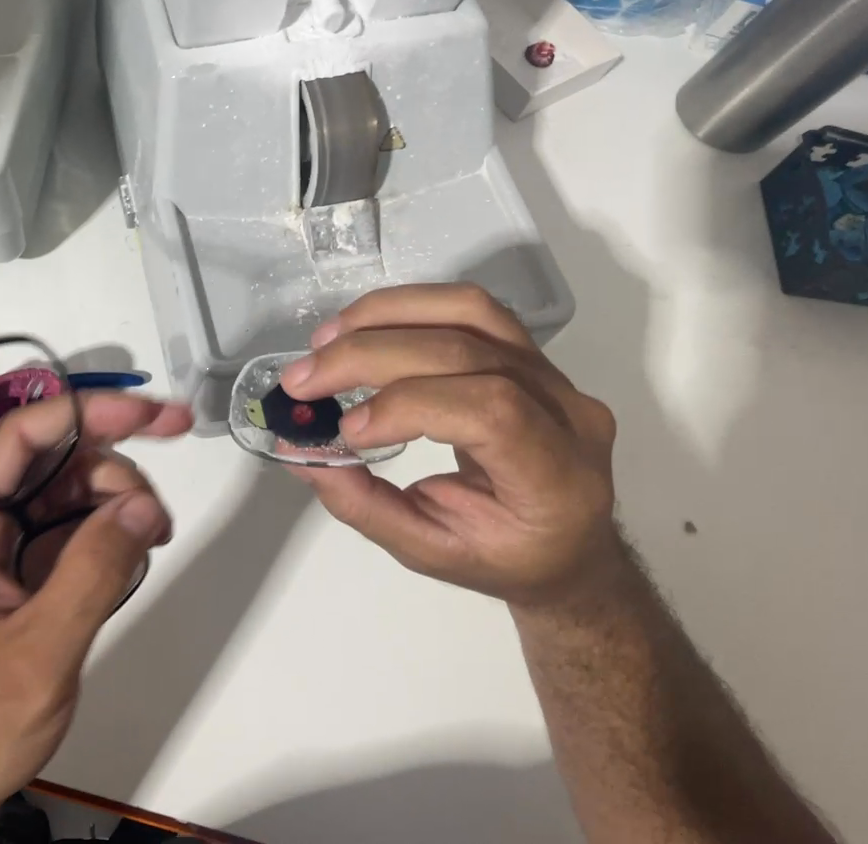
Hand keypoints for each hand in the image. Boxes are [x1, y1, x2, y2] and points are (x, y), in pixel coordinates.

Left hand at [0, 394, 191, 843]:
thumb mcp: (40, 651)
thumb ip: (94, 572)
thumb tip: (144, 505)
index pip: (21, 438)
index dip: (84, 411)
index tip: (148, 415)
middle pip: (53, 456)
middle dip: (115, 456)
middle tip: (165, 492)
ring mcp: (6, 543)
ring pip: (71, 487)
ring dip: (120, 497)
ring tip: (154, 538)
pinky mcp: (28, 568)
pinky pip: (76, 524)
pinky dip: (113, 527)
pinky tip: (138, 549)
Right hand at [279, 284, 620, 606]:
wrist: (569, 545)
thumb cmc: (501, 557)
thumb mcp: (428, 550)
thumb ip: (363, 504)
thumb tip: (298, 449)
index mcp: (556, 478)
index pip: (492, 413)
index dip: (410, 405)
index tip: (346, 430)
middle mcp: (567, 412)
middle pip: (465, 351)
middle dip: (369, 356)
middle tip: (300, 381)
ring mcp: (552, 373)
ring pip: (468, 311)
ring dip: (383, 317)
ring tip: (323, 341)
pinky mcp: (527, 352)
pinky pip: (465, 309)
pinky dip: (402, 309)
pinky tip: (358, 329)